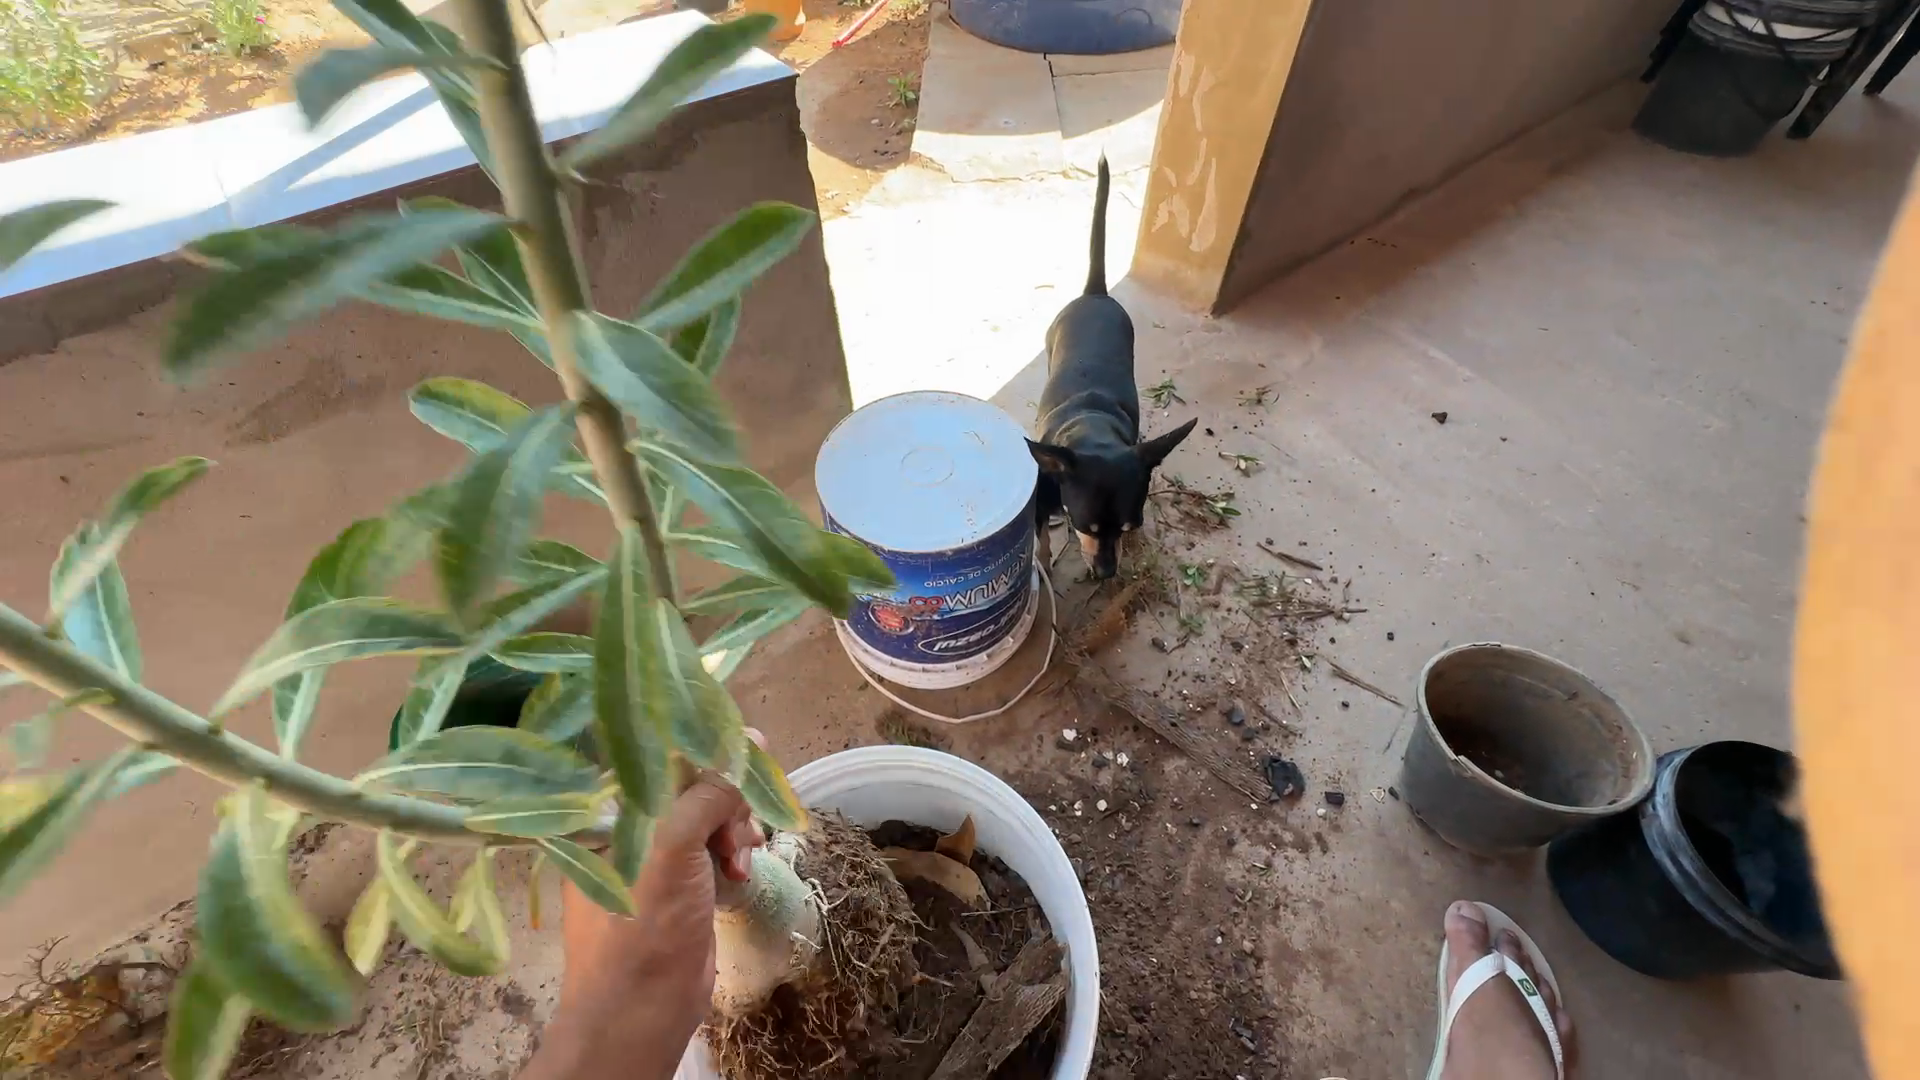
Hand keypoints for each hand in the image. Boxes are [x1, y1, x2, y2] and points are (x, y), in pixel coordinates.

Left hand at [523, 734, 769, 1079]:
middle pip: (691, 781)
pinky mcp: (680, 879)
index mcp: (606, 812)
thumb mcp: (673, 848)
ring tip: (742, 857)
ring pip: (709, 811)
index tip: (737, 758)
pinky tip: (742, 870)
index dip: (701, 751)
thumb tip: (752, 739)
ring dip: (735, 827)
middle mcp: (627, 825)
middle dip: (726, 801)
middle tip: (738, 830)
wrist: (642, 1014)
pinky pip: (714, 842)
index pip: (658, 755)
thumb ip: (710, 791)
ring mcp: (655, 853)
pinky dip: (734, 849)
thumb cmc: (644, 927)